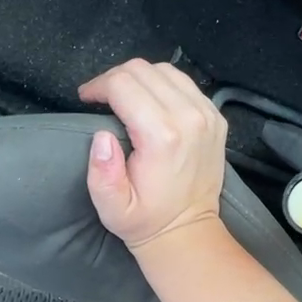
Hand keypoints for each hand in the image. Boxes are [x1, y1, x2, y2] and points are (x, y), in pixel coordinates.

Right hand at [80, 59, 228, 251]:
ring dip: (138, 78)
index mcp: (162, 137)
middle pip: (143, 70)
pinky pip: (184, 82)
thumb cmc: (146, 221)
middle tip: (99, 97)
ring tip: (122, 97)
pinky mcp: (215, 117)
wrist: (188, 231)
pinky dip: (161, 84)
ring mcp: (206, 114)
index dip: (98, 86)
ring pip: (164, 70)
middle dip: (114, 78)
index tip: (86, 99)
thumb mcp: (113, 208)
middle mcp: (188, 117)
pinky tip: (149, 101)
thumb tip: (101, 136)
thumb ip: (102, 174)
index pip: (123, 85)